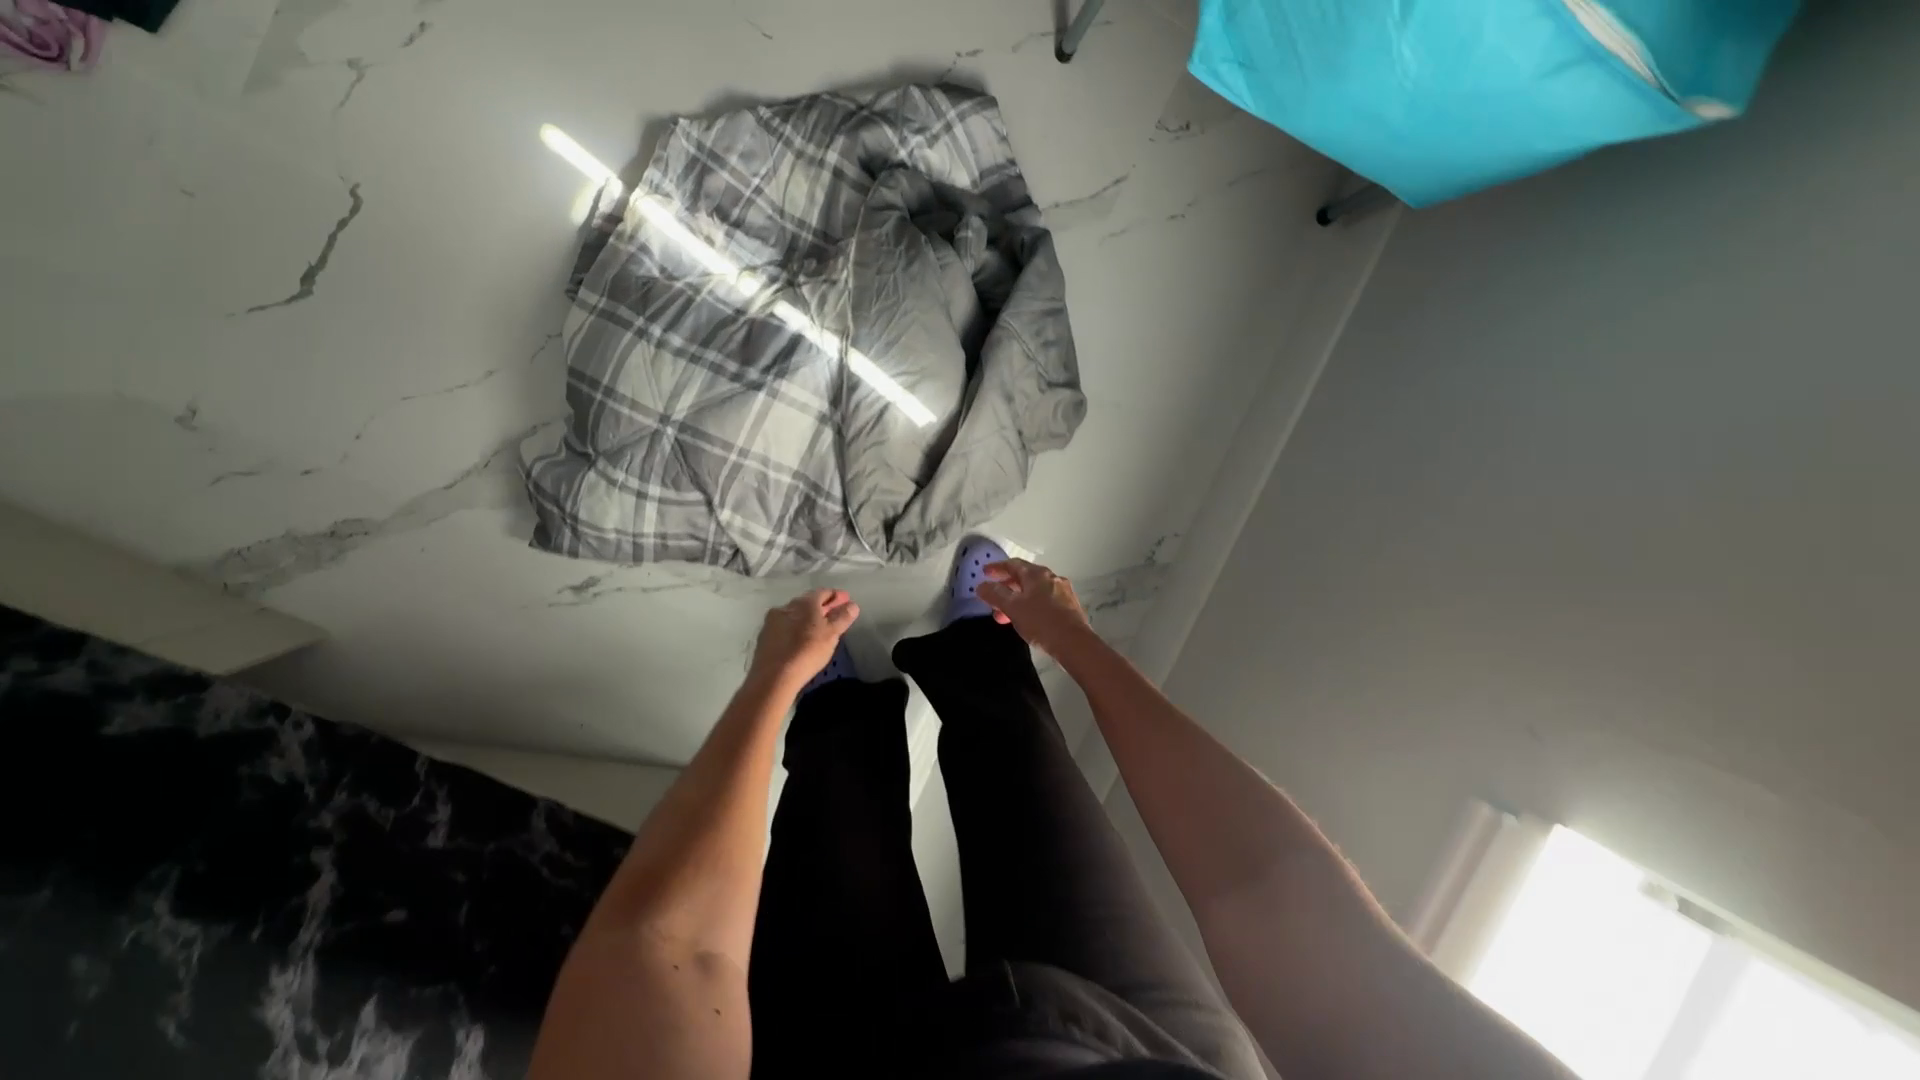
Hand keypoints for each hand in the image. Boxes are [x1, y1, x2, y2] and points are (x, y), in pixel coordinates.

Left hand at [749, 588, 858, 689]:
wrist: (774, 676)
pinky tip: (799, 638)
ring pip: (794, 614)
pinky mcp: (764, 637)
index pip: (823, 592)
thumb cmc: (808, 651)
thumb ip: (842, 618)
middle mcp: (786, 607)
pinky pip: (784, 627)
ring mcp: (772, 622)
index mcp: (804, 603)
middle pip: (808, 602)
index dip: (836, 595)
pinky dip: (795, 628)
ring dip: (807, 617)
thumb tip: (852, 605)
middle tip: (834, 612)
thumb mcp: (832, 634)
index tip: (846, 600)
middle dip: (822, 606)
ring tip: (818, 626)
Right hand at [977, 559, 1092, 656]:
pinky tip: (1026, 620)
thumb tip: (981, 586)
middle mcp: (1052, 578)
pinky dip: (1030, 606)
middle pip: (1025, 577)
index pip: (1013, 565)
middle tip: (993, 598)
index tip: (985, 572)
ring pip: (1034, 591)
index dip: (997, 568)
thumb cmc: (1041, 621)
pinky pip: (1044, 601)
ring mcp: (1063, 592)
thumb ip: (995, 595)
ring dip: (1017, 600)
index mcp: (1037, 574)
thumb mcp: (1012, 608)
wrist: (1074, 643)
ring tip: (1005, 615)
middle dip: (1006, 587)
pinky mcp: (1069, 607)